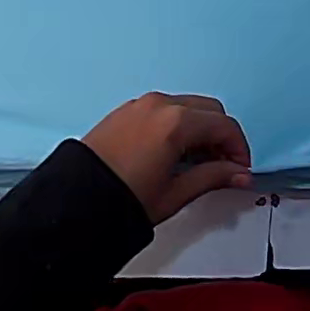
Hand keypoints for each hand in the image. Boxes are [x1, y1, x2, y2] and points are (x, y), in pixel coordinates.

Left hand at [81, 93, 252, 223]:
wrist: (69, 206)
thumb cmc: (120, 201)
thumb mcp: (175, 193)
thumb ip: (213, 177)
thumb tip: (240, 175)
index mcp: (176, 122)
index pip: (224, 126)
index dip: (239, 148)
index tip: (240, 169)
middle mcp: (160, 105)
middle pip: (209, 110)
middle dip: (221, 135)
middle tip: (223, 165)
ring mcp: (140, 105)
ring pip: (187, 107)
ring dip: (200, 128)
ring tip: (197, 161)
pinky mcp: (125, 111)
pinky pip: (164, 109)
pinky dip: (177, 124)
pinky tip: (173, 152)